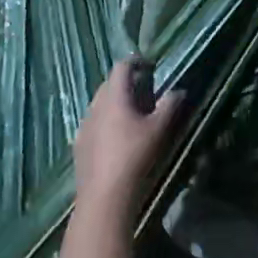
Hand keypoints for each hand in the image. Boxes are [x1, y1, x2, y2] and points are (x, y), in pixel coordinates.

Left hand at [73, 57, 181, 217]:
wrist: (105, 196)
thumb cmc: (135, 156)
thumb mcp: (159, 129)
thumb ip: (170, 105)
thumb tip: (179, 90)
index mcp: (114, 97)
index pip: (122, 66)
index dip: (137, 62)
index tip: (151, 67)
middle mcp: (95, 106)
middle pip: (109, 84)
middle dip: (126, 82)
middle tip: (146, 91)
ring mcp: (83, 125)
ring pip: (100, 104)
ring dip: (115, 103)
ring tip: (132, 116)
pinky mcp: (78, 144)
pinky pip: (93, 123)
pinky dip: (106, 121)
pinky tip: (116, 138)